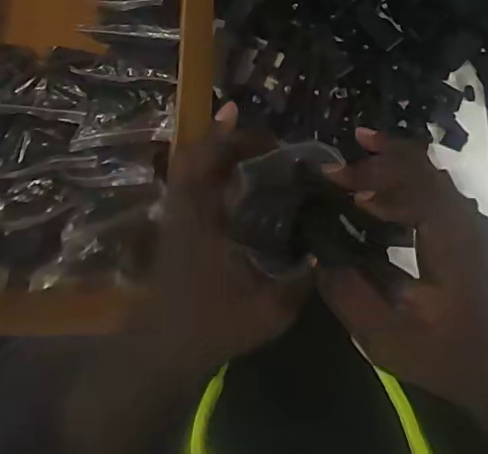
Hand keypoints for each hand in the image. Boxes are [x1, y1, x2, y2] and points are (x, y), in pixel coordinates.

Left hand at [63, 103, 306, 453]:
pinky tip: (233, 177)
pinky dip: (209, 169)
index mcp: (201, 215)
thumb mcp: (265, 310)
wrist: (164, 349)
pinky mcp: (174, 223)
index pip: (211, 159)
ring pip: (189, 164)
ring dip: (218, 150)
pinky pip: (189, 181)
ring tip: (254, 150)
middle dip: (230, 138)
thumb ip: (298, 281)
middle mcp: (183, 204)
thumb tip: (323, 251)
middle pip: (196, 152)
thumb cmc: (212, 324)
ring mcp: (175, 212)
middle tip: (267, 142)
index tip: (273, 142)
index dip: (237, 140)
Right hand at [317, 128, 487, 408]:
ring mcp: (467, 214)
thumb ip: (350, 297)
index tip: (334, 181)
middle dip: (372, 161)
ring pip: (424, 168)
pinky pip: (426, 180)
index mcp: (453, 243)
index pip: (417, 185)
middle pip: (419, 167)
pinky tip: (368, 185)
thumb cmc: (441, 352)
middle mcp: (465, 218)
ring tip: (344, 170)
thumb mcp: (388, 340)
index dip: (374, 176)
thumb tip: (316, 255)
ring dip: (382, 163)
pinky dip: (395, 174)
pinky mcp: (460, 217)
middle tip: (331, 170)